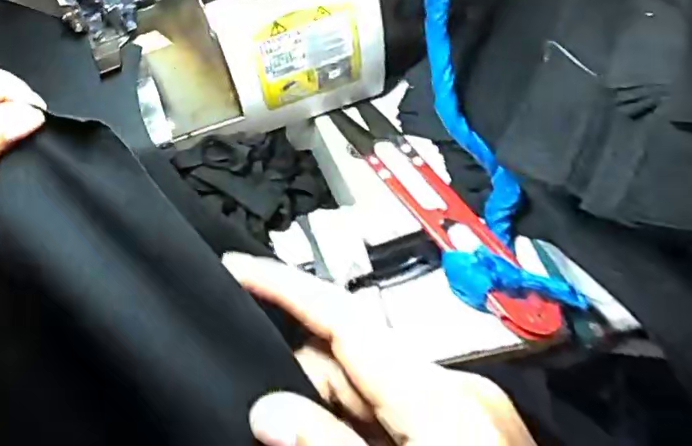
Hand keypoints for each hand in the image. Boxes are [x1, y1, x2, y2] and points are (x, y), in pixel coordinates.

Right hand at [224, 253, 533, 445]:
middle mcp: (451, 395)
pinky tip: (325, 443)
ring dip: (322, 409)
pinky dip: (351, 430)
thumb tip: (266, 409)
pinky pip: (387, 420)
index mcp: (440, 396)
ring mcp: (461, 423)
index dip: (281, 284)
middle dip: (296, 371)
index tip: (230, 265)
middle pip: (345, 355)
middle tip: (255, 402)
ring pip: (363, 391)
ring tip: (289, 436)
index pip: (342, 316)